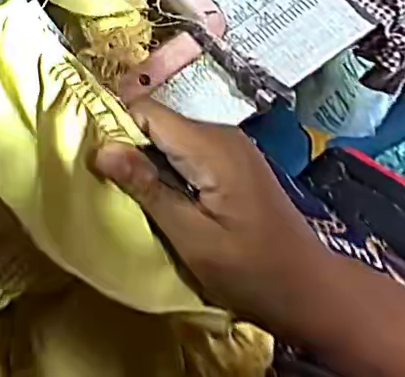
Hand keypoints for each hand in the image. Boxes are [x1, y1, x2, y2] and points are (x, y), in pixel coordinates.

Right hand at [95, 102, 404, 376]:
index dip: (114, 124)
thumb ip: (147, 188)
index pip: (147, 111)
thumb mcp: (193, 239)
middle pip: (157, 119)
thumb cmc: (253, 273)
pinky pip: (186, 145)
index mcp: (210, 145)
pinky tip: (159, 190)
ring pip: (169, 132)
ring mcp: (228, 142)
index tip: (88, 150)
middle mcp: (219, 131)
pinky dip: (166, 162)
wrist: (316, 294)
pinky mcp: (231, 157)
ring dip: (146, 153)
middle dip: (127, 140)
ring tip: (126, 184)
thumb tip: (100, 147)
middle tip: (102, 173)